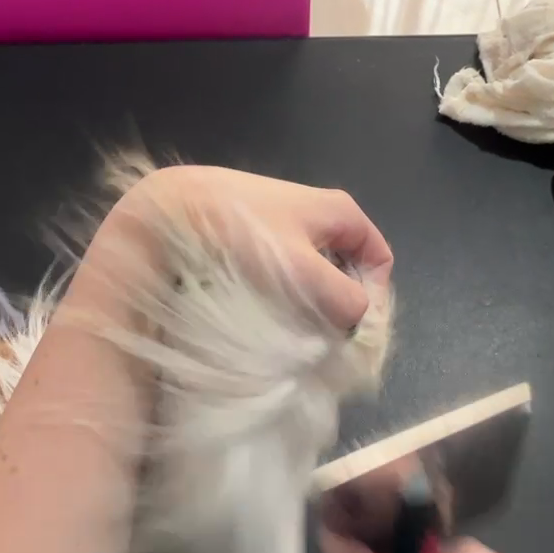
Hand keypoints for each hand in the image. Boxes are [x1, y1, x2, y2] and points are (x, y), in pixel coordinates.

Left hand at [97, 165, 392, 330]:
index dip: (375, 298)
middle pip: (347, 270)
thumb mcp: (303, 270)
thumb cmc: (244, 235)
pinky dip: (282, 296)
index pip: (380, 260)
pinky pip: (283, 274)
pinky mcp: (254, 239)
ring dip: (308, 306)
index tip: (353, 334)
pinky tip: (264, 314)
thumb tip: (357, 322)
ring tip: (291, 333)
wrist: (172, 211)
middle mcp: (317, 215)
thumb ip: (343, 299)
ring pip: (313, 275)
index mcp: (339, 211)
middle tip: (321, 341)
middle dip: (339, 306)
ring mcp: (284, 226)